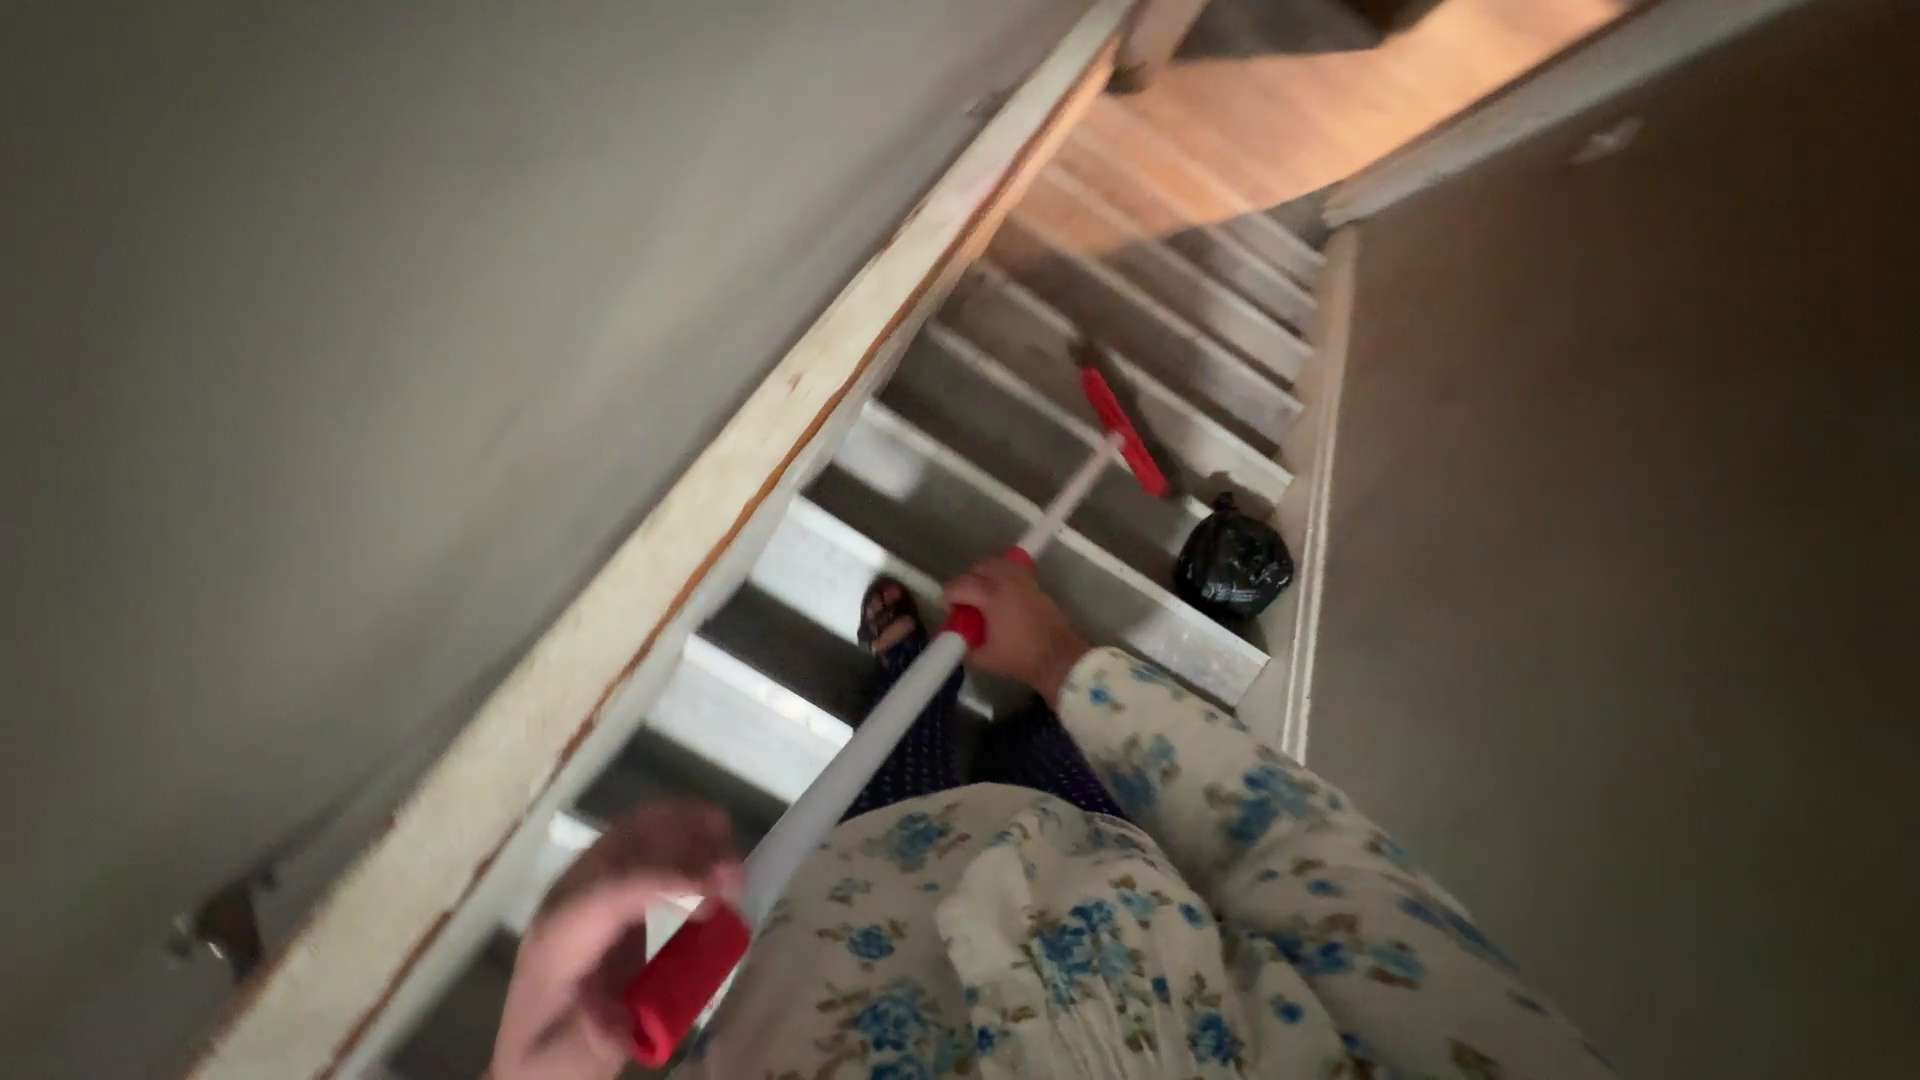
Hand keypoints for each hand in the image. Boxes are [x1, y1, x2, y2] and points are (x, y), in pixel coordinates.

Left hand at [492, 800, 740, 1079]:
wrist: (535, 1049)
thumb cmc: (553, 1058)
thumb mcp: (569, 1062)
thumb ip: (593, 1038)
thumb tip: (625, 1015)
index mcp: (557, 938)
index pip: (610, 892)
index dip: (666, 880)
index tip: (719, 891)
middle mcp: (568, 896)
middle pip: (625, 844)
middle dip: (685, 844)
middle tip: (736, 872)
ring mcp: (586, 881)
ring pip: (637, 829)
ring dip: (688, 828)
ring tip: (732, 854)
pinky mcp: (607, 880)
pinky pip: (645, 837)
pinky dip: (683, 832)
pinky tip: (714, 846)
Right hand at [943, 555, 1089, 705]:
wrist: (1057, 658)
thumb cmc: (1020, 658)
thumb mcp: (983, 657)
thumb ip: (964, 643)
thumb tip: (955, 636)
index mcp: (992, 596)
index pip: (960, 584)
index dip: (948, 595)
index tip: (947, 607)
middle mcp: (1007, 581)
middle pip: (977, 568)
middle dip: (964, 581)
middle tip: (962, 600)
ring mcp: (1023, 580)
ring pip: (996, 563)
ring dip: (983, 573)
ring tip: (979, 592)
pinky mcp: (1034, 584)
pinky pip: (1012, 569)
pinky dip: (1000, 574)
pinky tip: (998, 591)